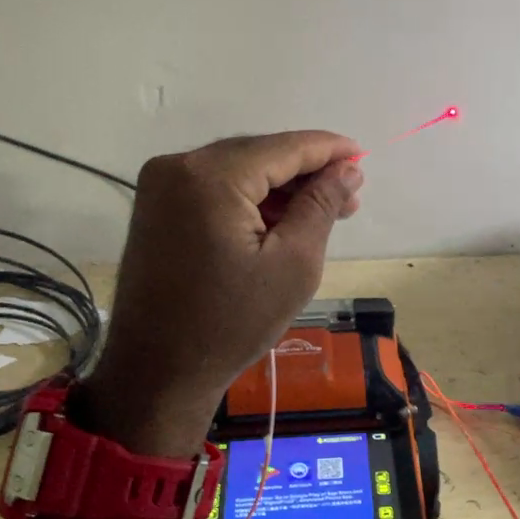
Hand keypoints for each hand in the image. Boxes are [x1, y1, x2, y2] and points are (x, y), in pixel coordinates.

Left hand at [70, 131, 364, 454]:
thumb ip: (321, 206)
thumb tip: (347, 169)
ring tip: (322, 213)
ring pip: (237, 170)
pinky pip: (214, 189)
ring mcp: (160, 186)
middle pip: (258, 154)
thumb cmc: (232, 323)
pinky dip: (249, 200)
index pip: (283, 148)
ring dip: (279, 188)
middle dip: (305, 172)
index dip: (328, 150)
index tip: (363, 157)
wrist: (158, 371)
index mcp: (210, 177)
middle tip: (349, 197)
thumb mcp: (293, 264)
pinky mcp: (156, 208)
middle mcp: (178, 167)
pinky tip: (280, 221)